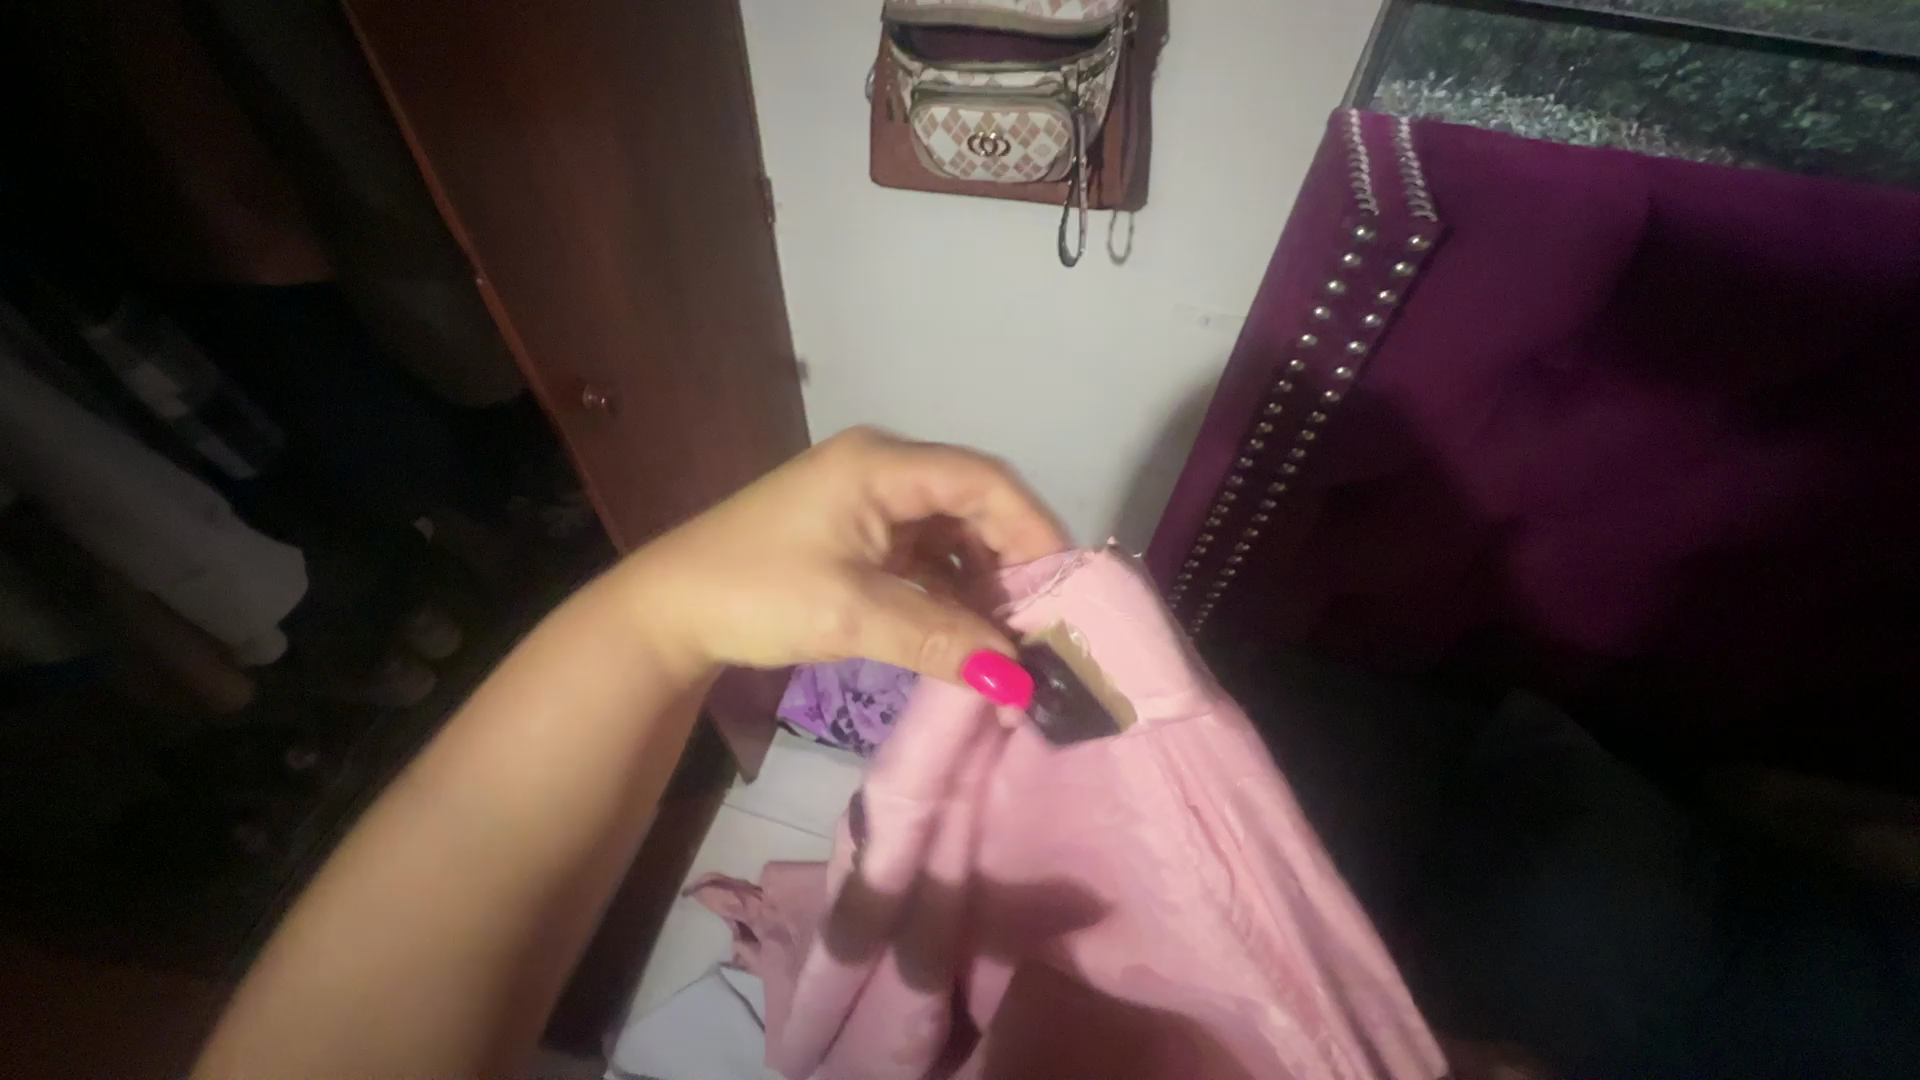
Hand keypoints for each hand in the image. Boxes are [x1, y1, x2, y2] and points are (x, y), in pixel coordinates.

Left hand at [618, 428, 1069, 698]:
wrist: (669, 611)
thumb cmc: (754, 593)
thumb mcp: (851, 614)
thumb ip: (939, 638)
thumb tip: (1017, 678)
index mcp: (881, 464)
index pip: (983, 481)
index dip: (1033, 530)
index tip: (1066, 587)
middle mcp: (884, 470)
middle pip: (974, 504)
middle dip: (1012, 562)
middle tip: (1041, 620)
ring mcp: (872, 502)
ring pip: (953, 532)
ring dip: (983, 580)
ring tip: (1010, 633)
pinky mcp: (862, 535)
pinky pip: (927, 555)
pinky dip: (952, 589)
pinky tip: (969, 627)